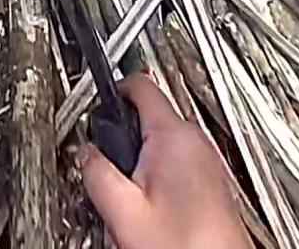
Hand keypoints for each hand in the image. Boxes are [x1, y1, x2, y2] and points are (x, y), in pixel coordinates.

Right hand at [80, 73, 249, 248]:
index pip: (140, 85)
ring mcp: (208, 162)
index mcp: (173, 135)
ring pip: (164, 142)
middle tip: (113, 167)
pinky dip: (162, 176)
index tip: (101, 104)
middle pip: (150, 115)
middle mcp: (195, 141)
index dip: (115, 88)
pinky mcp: (213, 184)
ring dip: (144, 160)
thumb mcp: (124, 213)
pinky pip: (179, 162)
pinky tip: (156, 210)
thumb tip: (85, 153)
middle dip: (126, 137)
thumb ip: (97, 173)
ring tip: (134, 197)